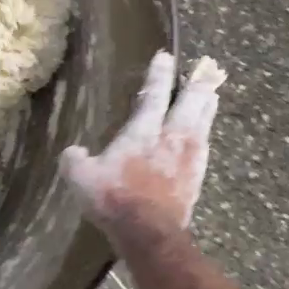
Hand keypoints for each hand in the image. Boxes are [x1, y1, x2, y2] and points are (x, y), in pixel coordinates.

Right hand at [60, 51, 224, 254]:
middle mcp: (169, 139)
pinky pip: (203, 148)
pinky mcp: (195, 179)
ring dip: (207, 107)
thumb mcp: (79, 176)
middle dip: (196, 86)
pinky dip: (205, 135)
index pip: (153, 96)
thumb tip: (76, 152)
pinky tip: (206, 135)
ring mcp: (186, 159)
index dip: (158, 75)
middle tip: (207, 70)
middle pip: (189, 105)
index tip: (165, 56)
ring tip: (212, 95)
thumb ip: (76, 158)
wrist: (148, 233)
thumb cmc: (112, 198)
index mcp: (141, 133)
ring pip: (201, 124)